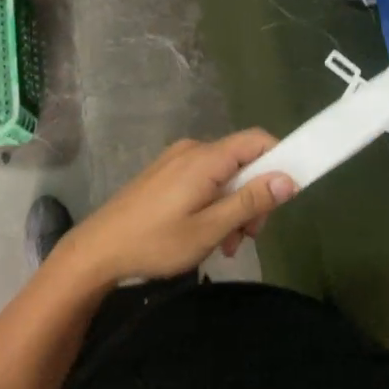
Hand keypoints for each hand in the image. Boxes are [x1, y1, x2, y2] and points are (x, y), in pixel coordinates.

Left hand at [48, 130, 296, 287]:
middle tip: (247, 237)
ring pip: (224, 175)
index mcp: (205, 158)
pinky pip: (204, 180)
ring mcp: (176, 160)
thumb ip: (249, 203)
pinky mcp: (166, 174)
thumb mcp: (209, 229)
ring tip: (224, 246)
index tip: (286, 197)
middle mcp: (192, 150)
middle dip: (254, 197)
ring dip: (234, 207)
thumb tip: (289, 178)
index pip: (257, 140)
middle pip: (242, 161)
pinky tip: (206, 236)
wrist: (100, 248)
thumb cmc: (156, 241)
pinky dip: (214, 204)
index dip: (280, 160)